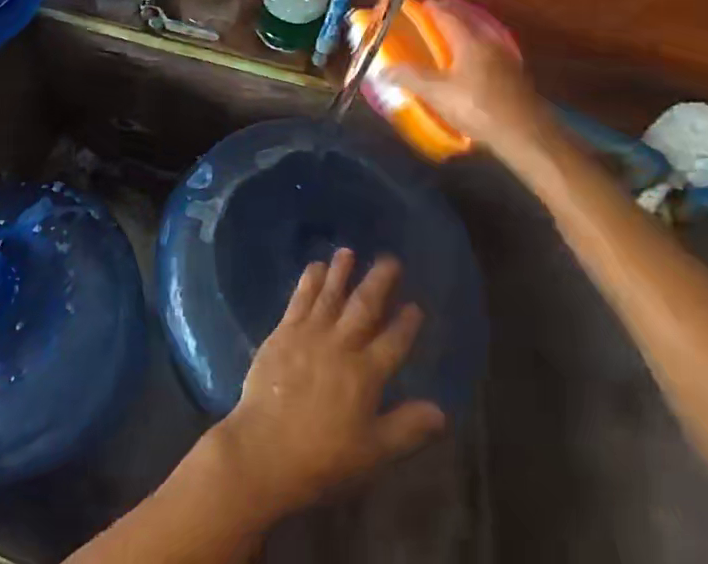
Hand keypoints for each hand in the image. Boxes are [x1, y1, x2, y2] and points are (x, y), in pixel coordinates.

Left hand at [206, 249, 445, 523]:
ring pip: (330, 296)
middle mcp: (340, 345)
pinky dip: (309, 281)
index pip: (394, 341)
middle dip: (379, 282)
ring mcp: (309, 335)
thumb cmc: (323, 456)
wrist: (265, 448)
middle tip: (390, 259)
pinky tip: (314, 267)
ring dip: (341, 272)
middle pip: (364, 307)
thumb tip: (442, 411)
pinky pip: (299, 300)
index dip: (407, 323)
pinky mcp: (283, 333)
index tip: (416, 305)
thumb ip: (407, 428)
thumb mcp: (373, 451)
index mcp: (366, 374)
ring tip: (349, 251)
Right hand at [386, 2, 549, 163]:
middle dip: (452, 16)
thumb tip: (385, 69)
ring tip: (453, 36)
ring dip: (467, 33)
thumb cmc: (476, 108)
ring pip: (483, 37)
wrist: (524, 133)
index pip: (449, 17)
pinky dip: (478, 51)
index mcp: (469, 42)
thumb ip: (410, 78)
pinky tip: (474, 63)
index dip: (434, 9)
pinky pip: (491, 54)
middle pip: (469, 23)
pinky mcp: (515, 78)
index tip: (423, 3)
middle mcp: (490, 44)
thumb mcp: (436, 93)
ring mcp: (506, 60)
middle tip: (437, 14)